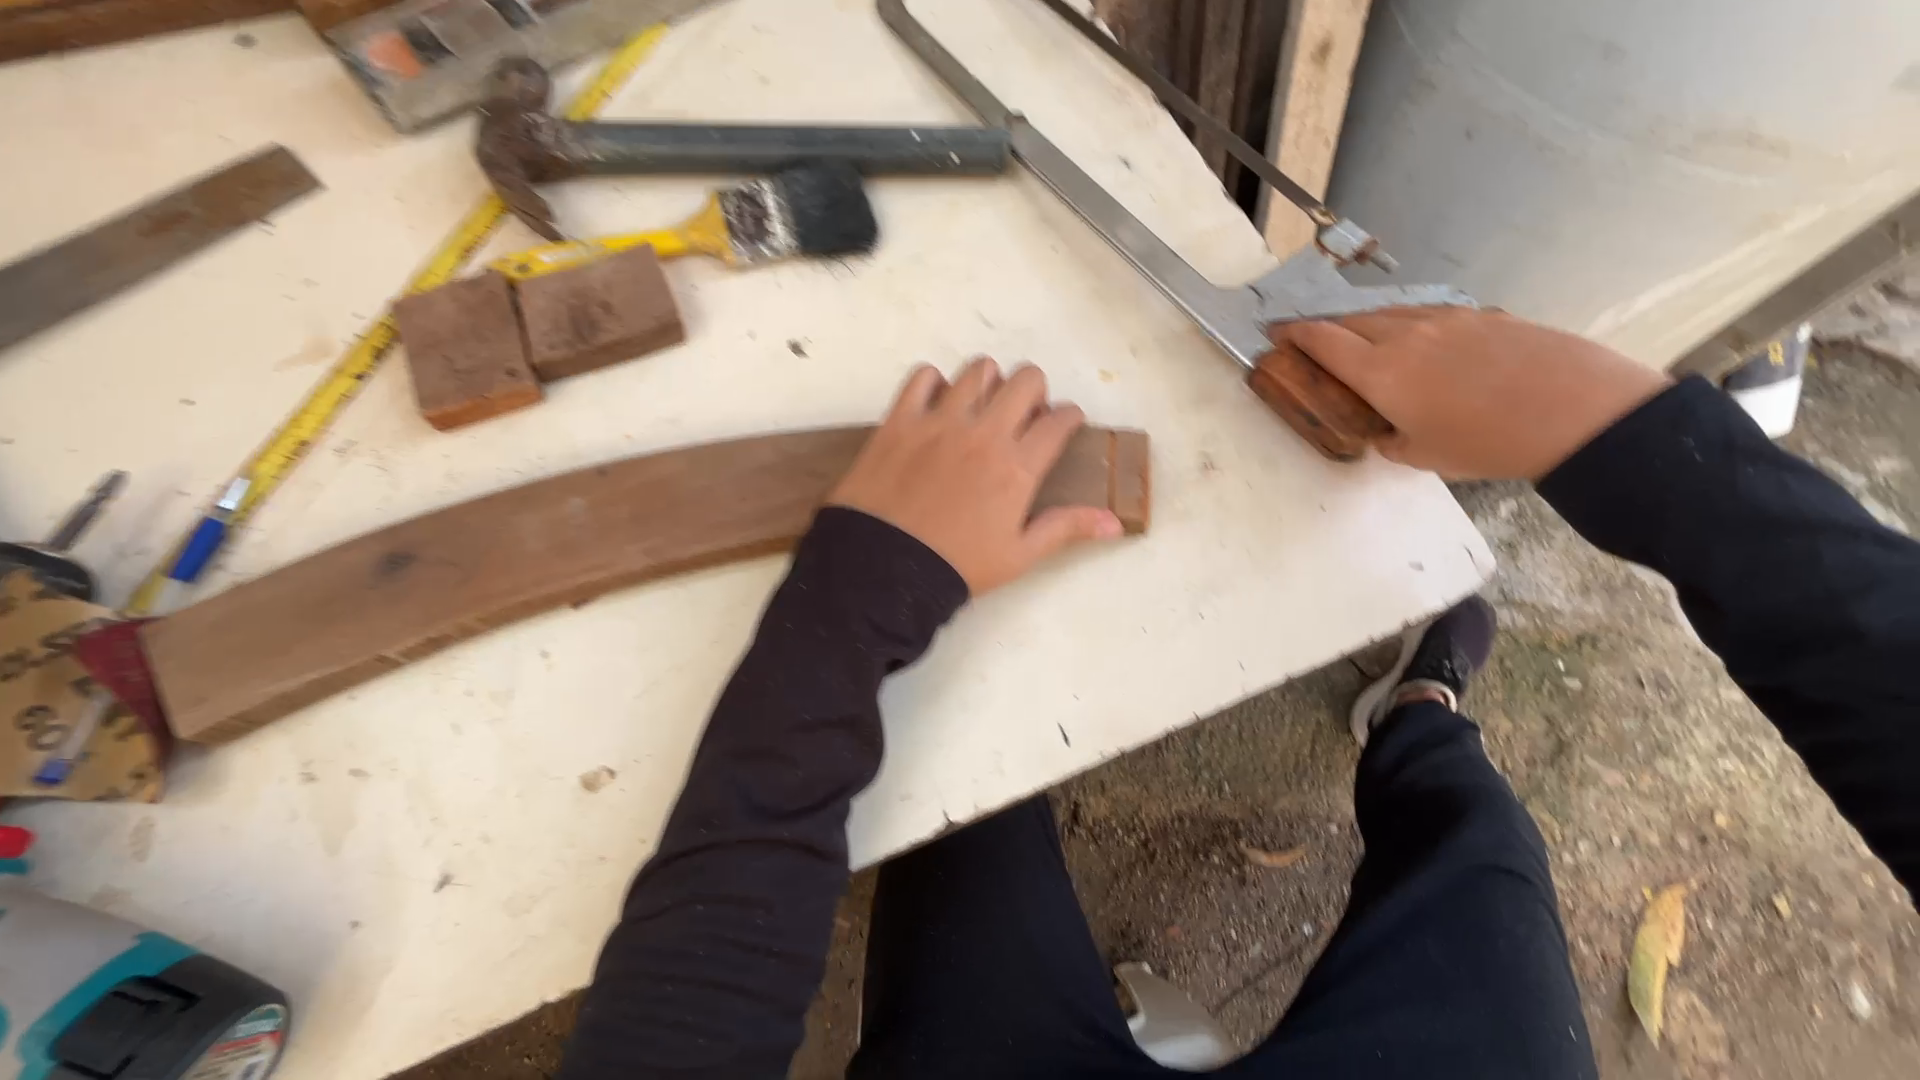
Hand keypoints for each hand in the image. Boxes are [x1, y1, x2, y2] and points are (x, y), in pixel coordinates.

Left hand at [830, 359, 1124, 594]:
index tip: (1064, 424)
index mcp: (1018, 467)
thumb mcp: (1018, 555)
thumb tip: (1116, 522)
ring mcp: (940, 421)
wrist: (883, 570)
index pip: (1059, 420)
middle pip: (1026, 380)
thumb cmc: (956, 566)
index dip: (1069, 417)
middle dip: (1034, 390)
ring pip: (978, 370)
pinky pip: (923, 377)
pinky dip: (933, 383)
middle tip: (1023, 413)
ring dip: (988, 382)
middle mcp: (984, 433)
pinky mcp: (900, 420)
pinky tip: (935, 404)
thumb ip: (1066, 528)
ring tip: (980, 405)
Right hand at [1277, 308, 1671, 480]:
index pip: (1322, 340)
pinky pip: (1429, 316)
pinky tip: (1424, 348)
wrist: (1578, 411)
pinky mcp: (1482, 315)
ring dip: (1368, 326)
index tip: (1275, 334)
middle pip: (1351, 320)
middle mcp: (1405, 335)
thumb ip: (1389, 439)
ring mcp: (1446, 319)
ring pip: (1390, 314)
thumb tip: (1383, 431)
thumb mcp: (1422, 456)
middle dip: (1327, 329)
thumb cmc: (1488, 443)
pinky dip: (1409, 327)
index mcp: (1380, 371)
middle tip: (1316, 343)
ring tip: (1366, 345)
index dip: (1293, 335)